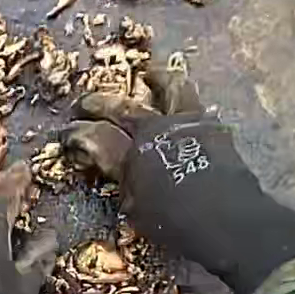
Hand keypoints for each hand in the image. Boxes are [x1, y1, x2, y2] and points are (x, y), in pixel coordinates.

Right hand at [65, 66, 294, 293]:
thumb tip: (111, 165)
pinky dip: (181, 98)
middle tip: (86, 102)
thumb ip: (121, 179)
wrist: (229, 220)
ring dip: (157, 80)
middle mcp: (159, 128)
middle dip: (100, 103)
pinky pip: (193, 104)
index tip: (65, 133)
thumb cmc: (174, 220)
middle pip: (124, 106)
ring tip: (148, 73)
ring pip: (171, 88)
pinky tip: (179, 101)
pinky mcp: (214, 128)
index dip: (77, 133)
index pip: (95, 135)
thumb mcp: (133, 207)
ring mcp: (190, 123)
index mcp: (134, 150)